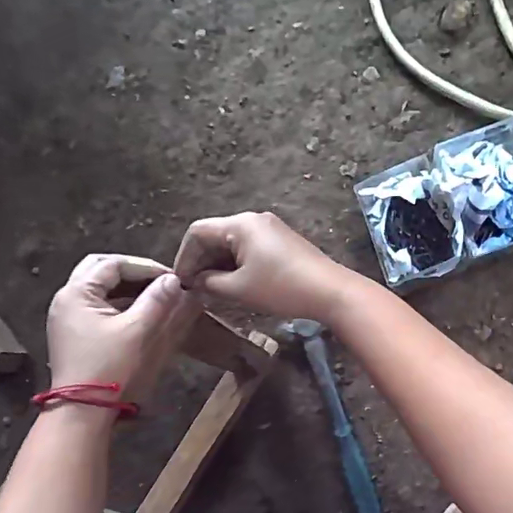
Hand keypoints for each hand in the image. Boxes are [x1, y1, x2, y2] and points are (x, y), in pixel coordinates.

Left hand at [47, 254, 194, 394]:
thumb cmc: (108, 366)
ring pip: (97, 286)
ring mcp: (66, 315)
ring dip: (126, 286)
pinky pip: (96, 304)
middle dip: (132, 271)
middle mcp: (66, 298)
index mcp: (76, 292)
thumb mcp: (137, 331)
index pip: (113, 264)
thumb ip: (156, 301)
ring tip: (154, 294)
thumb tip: (174, 280)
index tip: (172, 278)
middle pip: (100, 269)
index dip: (145, 267)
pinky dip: (118, 301)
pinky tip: (139, 311)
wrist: (82, 407)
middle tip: (160, 280)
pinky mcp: (73, 330)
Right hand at [173, 212, 361, 320]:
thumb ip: (210, 283)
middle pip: (216, 235)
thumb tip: (196, 282)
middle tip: (194, 289)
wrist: (331, 292)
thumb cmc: (281, 288)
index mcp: (240, 224)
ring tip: (212, 290)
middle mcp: (254, 220)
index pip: (198, 232)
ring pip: (233, 244)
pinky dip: (237, 265)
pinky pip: (250, 249)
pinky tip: (235, 285)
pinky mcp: (283, 243)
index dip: (184, 257)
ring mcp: (271, 230)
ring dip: (219, 265)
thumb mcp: (239, 289)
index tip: (181, 283)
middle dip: (202, 262)